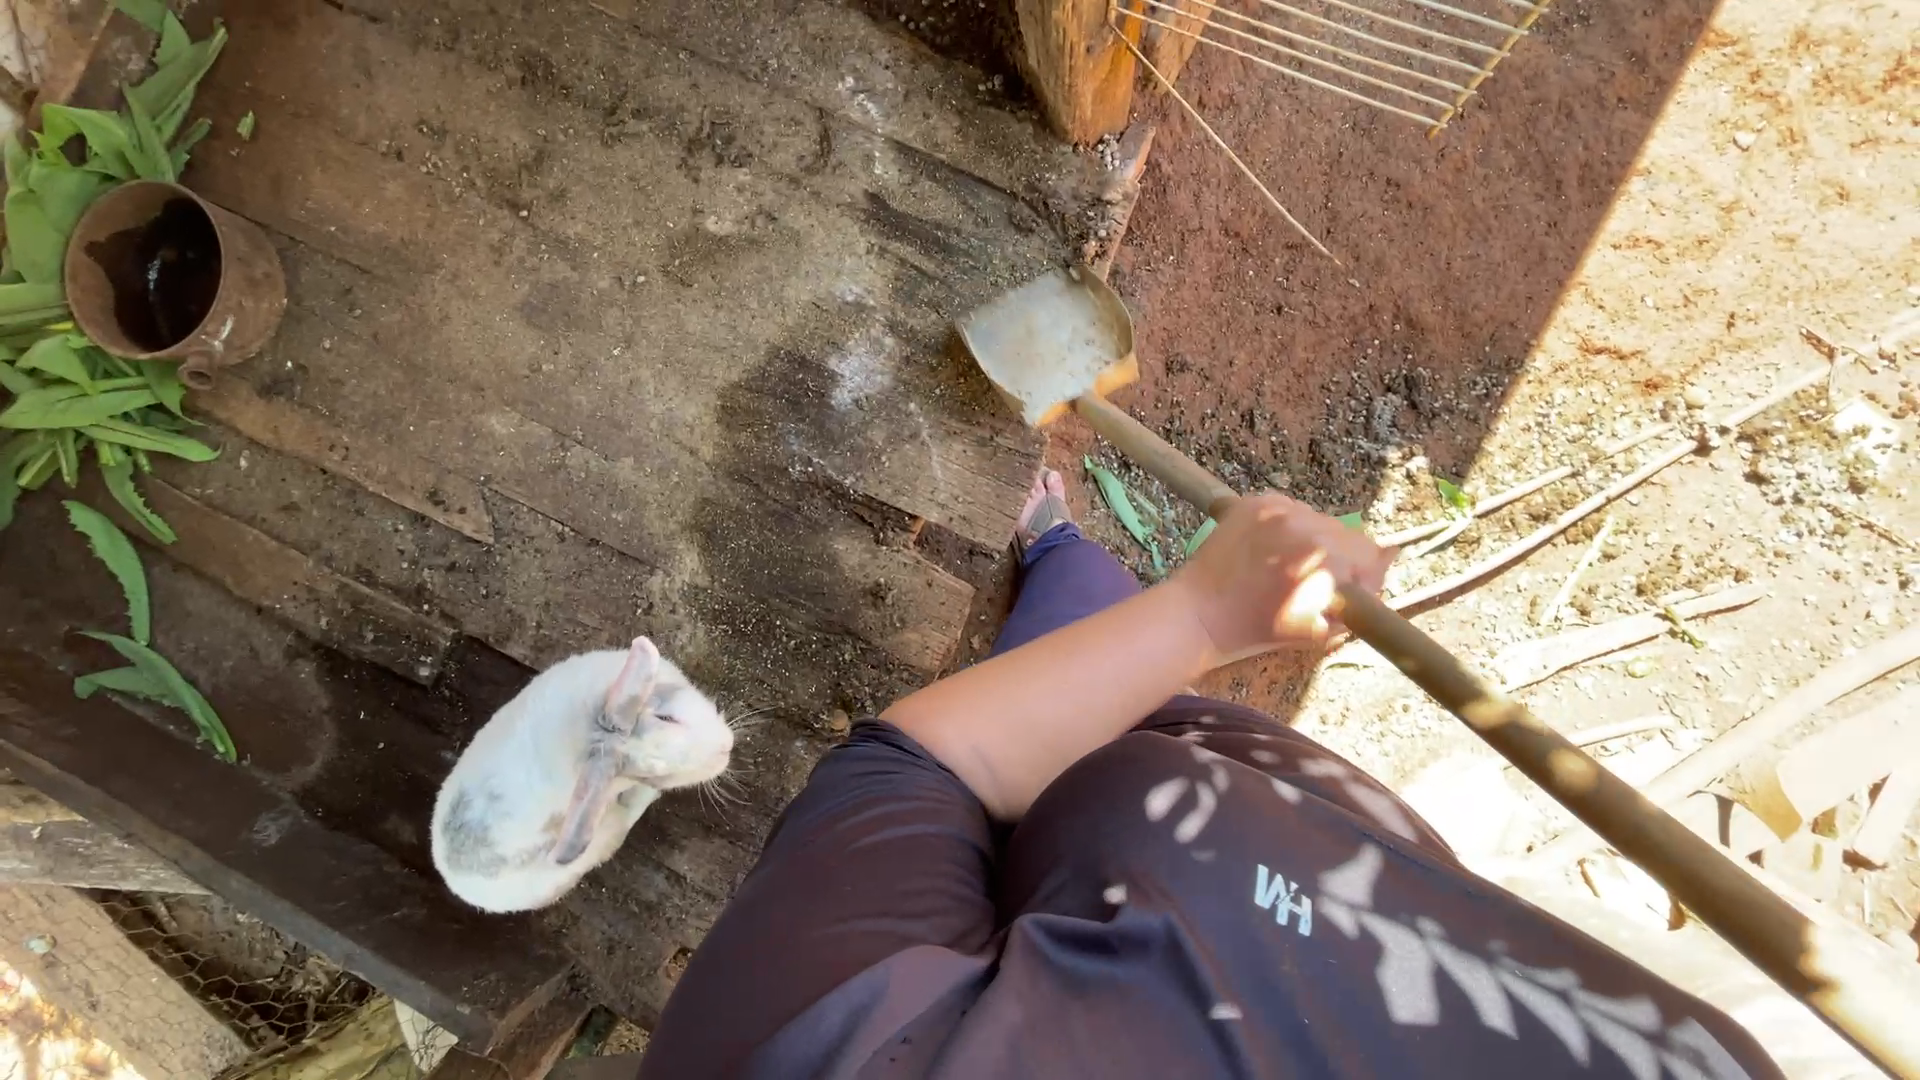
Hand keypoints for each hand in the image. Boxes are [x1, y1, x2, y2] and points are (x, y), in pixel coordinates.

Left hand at [1172, 494, 1393, 656]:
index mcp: (1326, 559)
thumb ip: (1358, 602)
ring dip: (1313, 540)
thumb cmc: (1257, 630)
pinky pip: (1290, 509)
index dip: (1364, 577)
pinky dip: (1288, 527)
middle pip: (1346, 534)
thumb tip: (1381, 571)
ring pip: (1318, 520)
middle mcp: (1305, 526)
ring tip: (1287, 563)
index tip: (1347, 591)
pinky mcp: (1254, 503)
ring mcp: (1277, 510)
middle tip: (1315, 579)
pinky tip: (1271, 548)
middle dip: (1339, 558)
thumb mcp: (1320, 628)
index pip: (1371, 554)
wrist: (1199, 613)